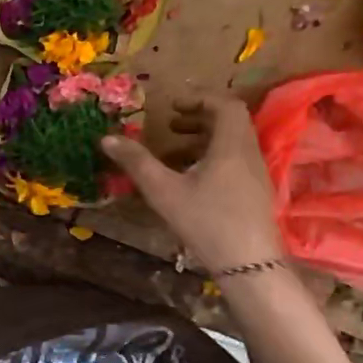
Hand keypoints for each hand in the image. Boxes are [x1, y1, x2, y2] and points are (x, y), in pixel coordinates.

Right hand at [101, 96, 281, 272]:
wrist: (249, 264)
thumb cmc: (206, 221)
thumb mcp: (164, 190)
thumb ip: (137, 162)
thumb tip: (107, 138)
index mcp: (231, 145)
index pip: (226, 104)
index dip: (200, 98)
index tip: (173, 106)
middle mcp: (248, 153)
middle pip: (229, 122)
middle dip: (198, 119)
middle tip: (170, 125)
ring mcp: (256, 174)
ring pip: (231, 144)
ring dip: (202, 140)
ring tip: (172, 154)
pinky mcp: (255, 193)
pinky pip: (234, 162)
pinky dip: (211, 159)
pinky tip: (189, 181)